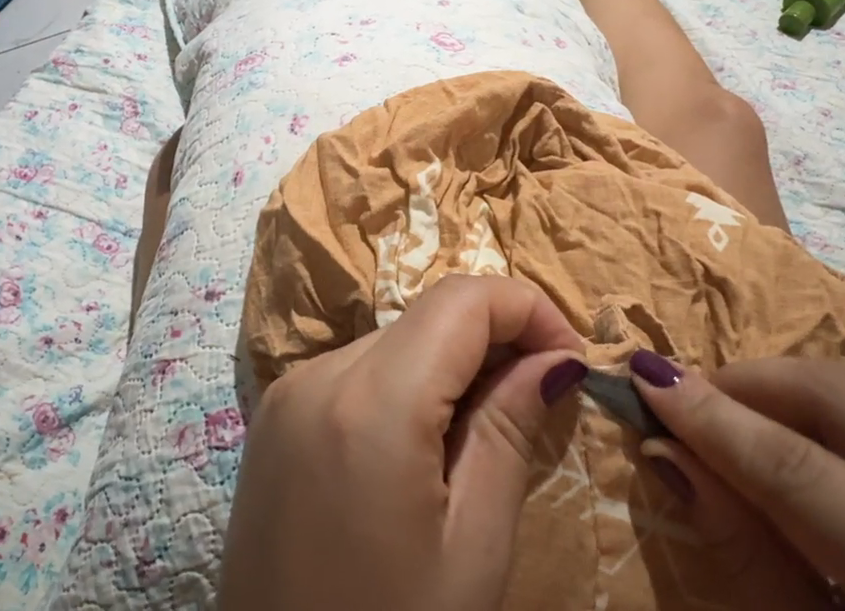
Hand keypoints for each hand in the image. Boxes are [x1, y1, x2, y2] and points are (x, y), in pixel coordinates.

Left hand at [218, 275, 586, 610]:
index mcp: (370, 402)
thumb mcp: (473, 546)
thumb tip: (555, 359)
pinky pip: (355, 372)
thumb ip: (510, 430)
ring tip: (484, 437)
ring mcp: (286, 393)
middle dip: (494, 341)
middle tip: (541, 404)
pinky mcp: (272, 418)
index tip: (572, 363)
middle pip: (426, 317)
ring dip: (450, 366)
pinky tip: (425, 446)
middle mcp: (317, 375)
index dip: (529, 311)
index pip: (462, 299)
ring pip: (393, 340)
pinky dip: (404, 386)